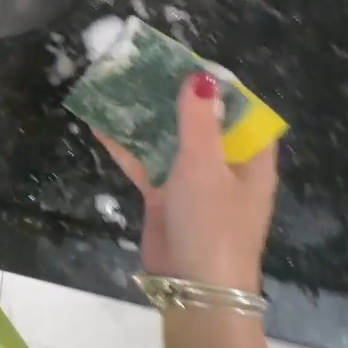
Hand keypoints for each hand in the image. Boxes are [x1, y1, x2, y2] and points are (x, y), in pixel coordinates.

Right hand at [93, 72, 277, 291]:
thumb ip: (198, 121)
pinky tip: (98, 122)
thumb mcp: (204, 167)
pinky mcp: (164, 195)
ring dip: (146, 118)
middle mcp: (224, 168)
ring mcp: (192, 183)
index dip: (222, 88)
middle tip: (144, 66)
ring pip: (168, 140)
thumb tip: (200, 76)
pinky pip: (144, 162)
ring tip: (118, 86)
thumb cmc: (212, 223)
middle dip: (174, 97)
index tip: (187, 61)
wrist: (193, 286)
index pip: (243, 115)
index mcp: (249, 162)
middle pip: (201, 123)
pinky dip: (124, 144)